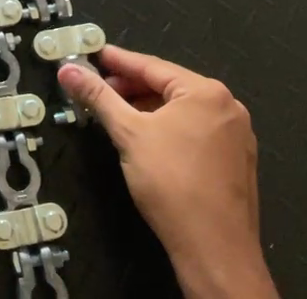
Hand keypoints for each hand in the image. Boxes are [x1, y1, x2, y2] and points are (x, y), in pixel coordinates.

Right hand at [58, 46, 276, 298]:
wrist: (215, 251)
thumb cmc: (171, 184)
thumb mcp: (128, 134)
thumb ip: (98, 97)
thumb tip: (69, 69)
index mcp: (206, 92)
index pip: (152, 66)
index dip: (118, 61)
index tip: (93, 54)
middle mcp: (228, 106)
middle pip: (169, 87)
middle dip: (131, 88)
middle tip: (98, 90)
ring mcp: (237, 135)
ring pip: (183, 111)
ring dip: (149, 109)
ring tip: (117, 115)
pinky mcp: (237, 161)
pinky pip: (196, 131)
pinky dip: (169, 128)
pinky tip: (147, 139)